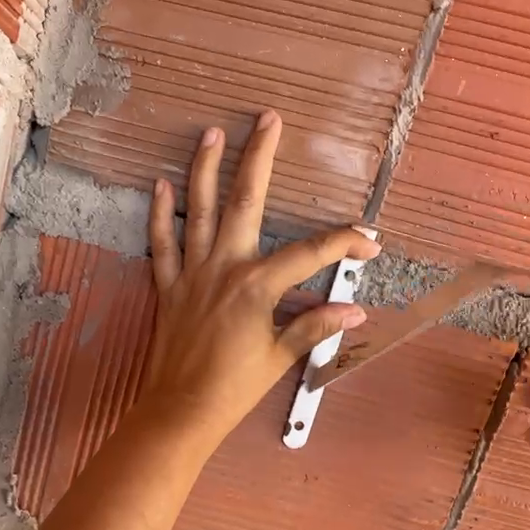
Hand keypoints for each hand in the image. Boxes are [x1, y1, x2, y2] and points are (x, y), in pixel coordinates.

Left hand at [136, 111, 380, 446]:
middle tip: (269, 119)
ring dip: (205, 170)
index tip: (369, 242)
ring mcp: (192, 275)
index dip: (344, 243)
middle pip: (246, 202)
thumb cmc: (233, 388)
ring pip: (199, 212)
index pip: (311, 253)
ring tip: (212, 133)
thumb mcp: (280, 358)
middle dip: (260, 157)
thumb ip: (314, 327)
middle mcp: (224, 268)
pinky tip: (160, 186)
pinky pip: (161, 245)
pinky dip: (160, 216)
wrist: (181, 411)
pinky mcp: (168, 288)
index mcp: (257, 286)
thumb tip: (354, 312)